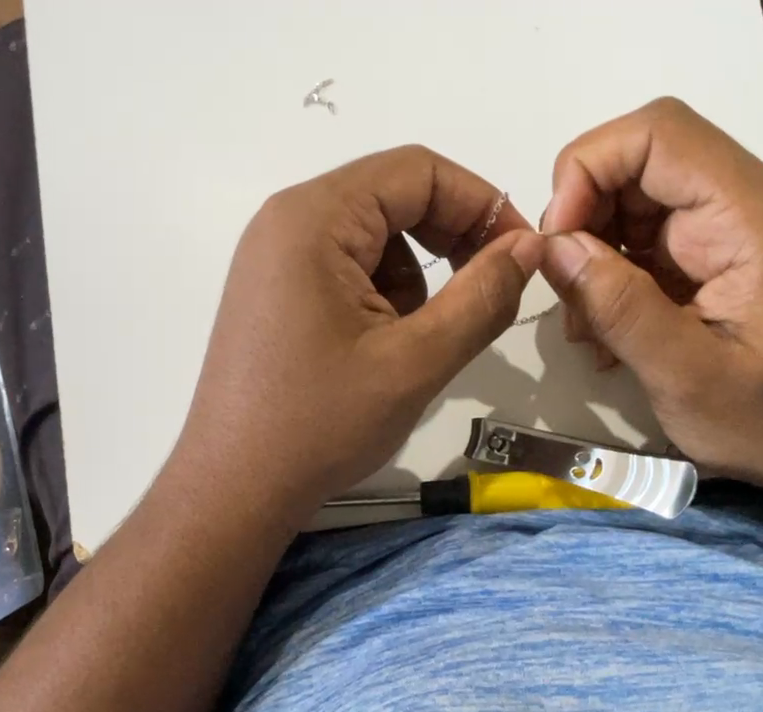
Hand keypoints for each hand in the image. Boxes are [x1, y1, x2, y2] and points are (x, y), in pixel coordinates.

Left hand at [164, 145, 544, 527]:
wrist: (234, 488)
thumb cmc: (320, 425)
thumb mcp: (415, 363)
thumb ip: (482, 297)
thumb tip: (529, 246)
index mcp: (314, 218)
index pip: (417, 172)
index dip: (481, 205)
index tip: (521, 257)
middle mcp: (284, 222)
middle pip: (391, 198)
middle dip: (448, 242)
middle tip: (484, 296)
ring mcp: (270, 261)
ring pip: (370, 240)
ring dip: (414, 279)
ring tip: (414, 345)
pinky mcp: (269, 297)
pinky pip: (341, 271)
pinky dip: (378, 299)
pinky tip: (378, 353)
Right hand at [539, 98, 762, 505]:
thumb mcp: (686, 377)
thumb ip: (619, 307)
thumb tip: (554, 249)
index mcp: (751, 217)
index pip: (658, 134)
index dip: (588, 170)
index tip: (557, 246)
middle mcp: (746, 206)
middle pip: (643, 165)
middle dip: (585, 222)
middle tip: (567, 300)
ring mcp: (735, 235)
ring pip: (640, 207)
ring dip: (595, 259)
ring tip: (586, 330)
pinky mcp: (724, 264)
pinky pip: (653, 247)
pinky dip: (616, 282)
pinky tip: (607, 336)